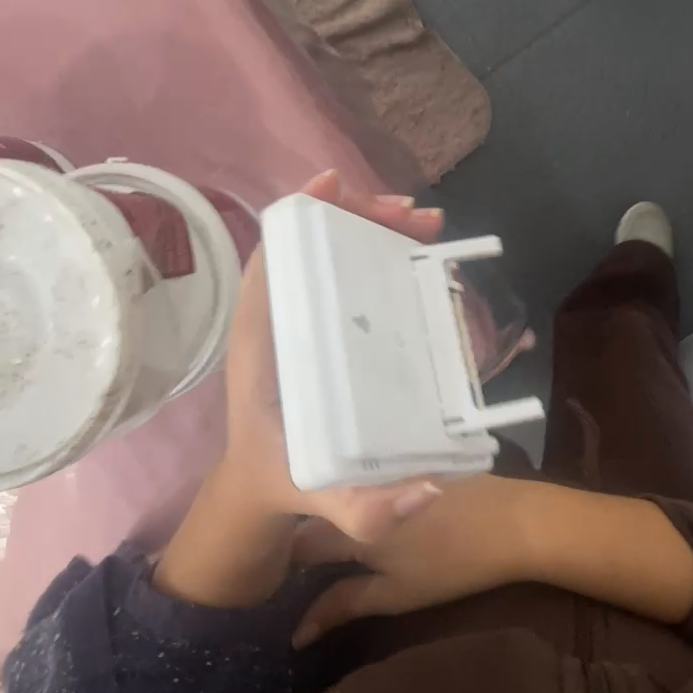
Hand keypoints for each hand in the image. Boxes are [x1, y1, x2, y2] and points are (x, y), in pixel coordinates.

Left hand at [155, 171, 450, 606]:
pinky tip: (416, 250)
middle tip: (416, 216)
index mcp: (262, 344)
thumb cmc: (282, 480)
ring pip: (328, 252)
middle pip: (307, 244)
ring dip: (373, 226)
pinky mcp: (320, 324)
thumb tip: (432, 487)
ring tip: (426, 223)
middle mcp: (277, 318)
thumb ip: (365, 509)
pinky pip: (343, 274)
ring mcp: (299, 316)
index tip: (339, 183)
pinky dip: (376, 251)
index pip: (269, 260)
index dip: (300, 215)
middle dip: (357, 215)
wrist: (260, 484)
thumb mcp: (321, 497)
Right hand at [291, 475, 536, 646]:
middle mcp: (358, 482)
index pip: (297, 539)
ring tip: (325, 516)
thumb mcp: (396, 593)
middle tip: (299, 550)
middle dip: (300, 522)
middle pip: (314, 501)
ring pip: (338, 477)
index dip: (283, 557)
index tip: (278, 568)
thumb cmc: (453, 564)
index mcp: (350, 521)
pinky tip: (358, 489)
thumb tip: (297, 633)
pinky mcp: (404, 448)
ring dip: (327, 496)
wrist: (515, 521)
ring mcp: (382, 461)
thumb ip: (343, 606)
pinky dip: (354, 477)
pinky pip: (364, 463)